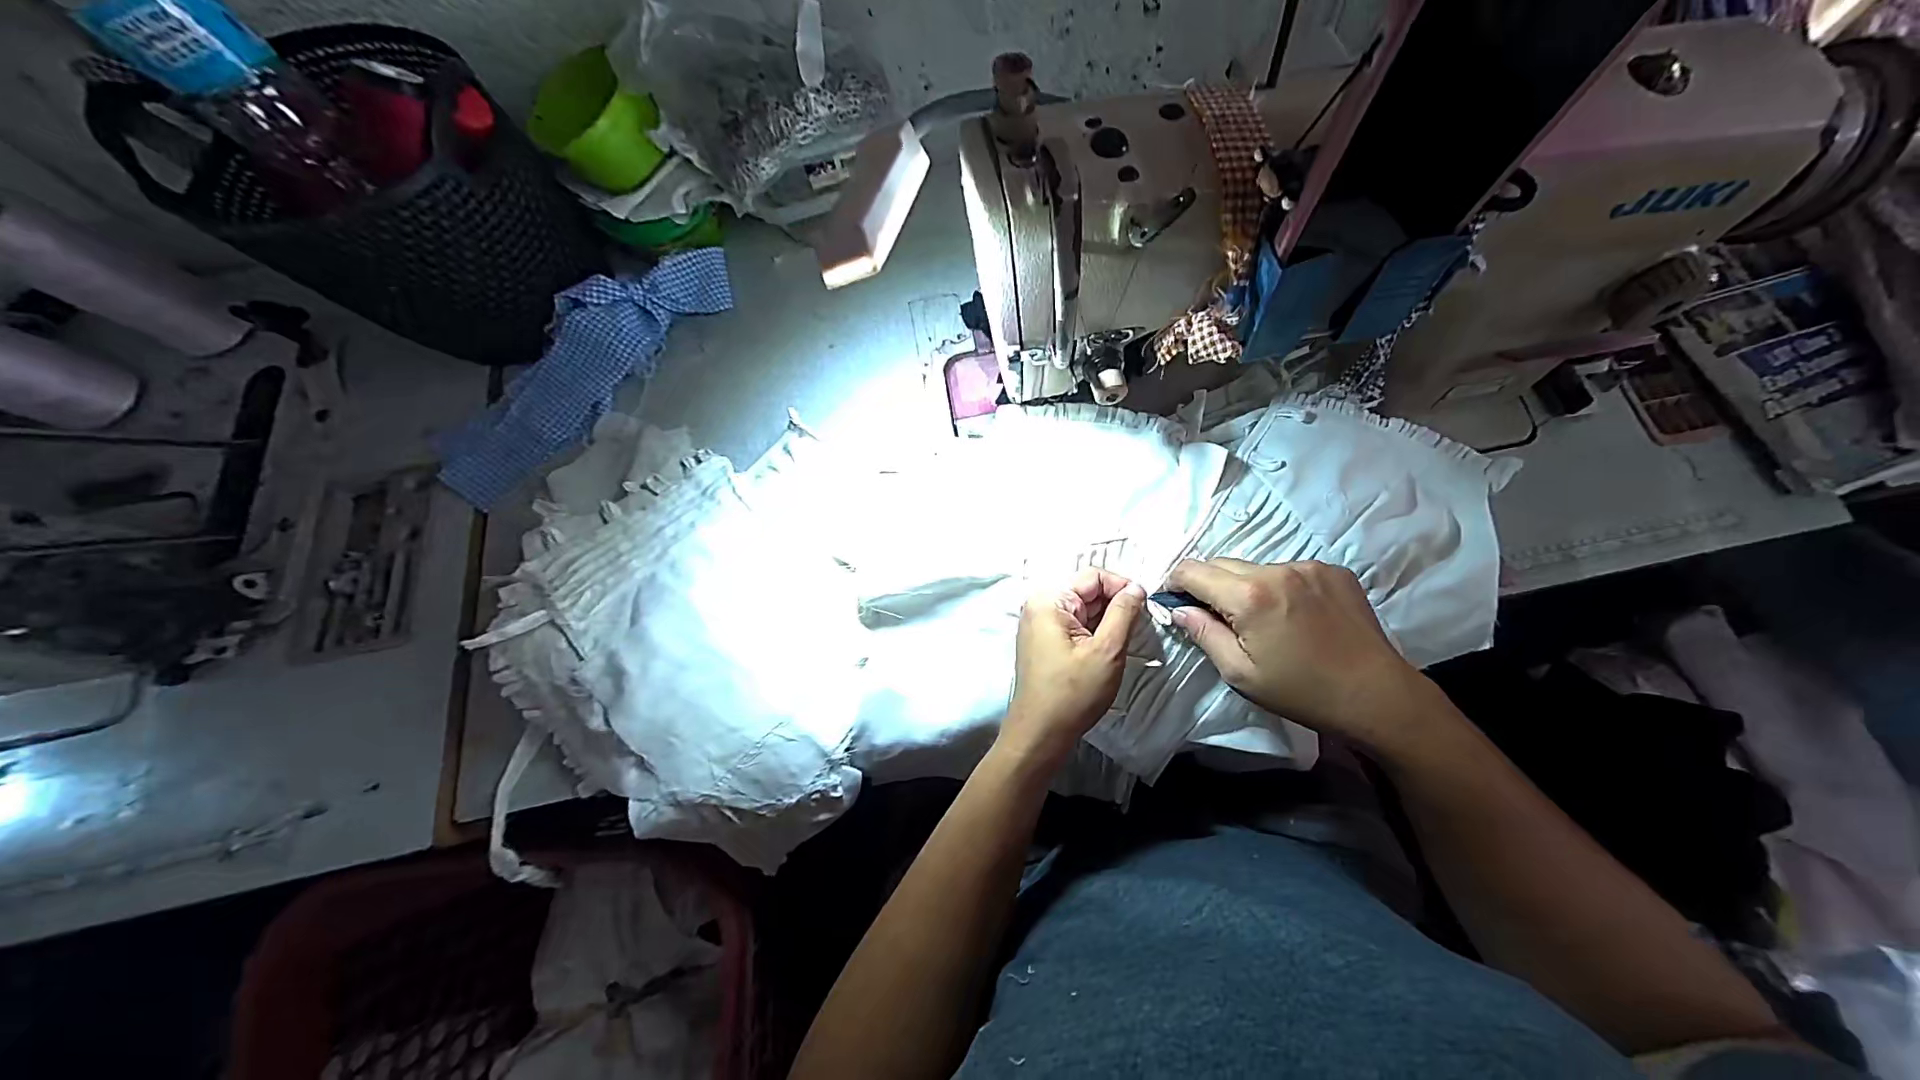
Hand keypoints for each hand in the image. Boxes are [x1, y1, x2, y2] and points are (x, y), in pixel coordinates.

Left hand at [1001, 568, 1146, 768]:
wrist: (1040, 733)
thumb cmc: (1071, 694)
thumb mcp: (1107, 650)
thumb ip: (1123, 613)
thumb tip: (1136, 588)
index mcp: (1049, 601)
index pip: (1093, 576)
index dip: (1122, 587)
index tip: (1144, 607)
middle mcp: (1040, 606)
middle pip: (1087, 590)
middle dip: (1115, 606)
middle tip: (1136, 629)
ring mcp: (1040, 624)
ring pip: (1084, 609)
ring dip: (1106, 621)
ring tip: (1120, 644)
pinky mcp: (1044, 642)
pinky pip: (1075, 625)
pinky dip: (1094, 633)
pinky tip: (1106, 651)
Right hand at [1166, 558, 1432, 748]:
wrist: (1376, 696)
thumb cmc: (1301, 691)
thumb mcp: (1240, 672)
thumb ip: (1203, 634)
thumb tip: (1179, 609)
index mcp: (1249, 596)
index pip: (1193, 570)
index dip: (1174, 583)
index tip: (1173, 601)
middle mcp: (1277, 570)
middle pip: (1222, 563)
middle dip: (1208, 584)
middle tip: (1213, 616)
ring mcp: (1309, 567)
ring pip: (1255, 566)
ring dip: (1245, 585)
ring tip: (1260, 619)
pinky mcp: (1333, 571)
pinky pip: (1288, 570)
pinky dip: (1278, 586)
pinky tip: (1292, 614)